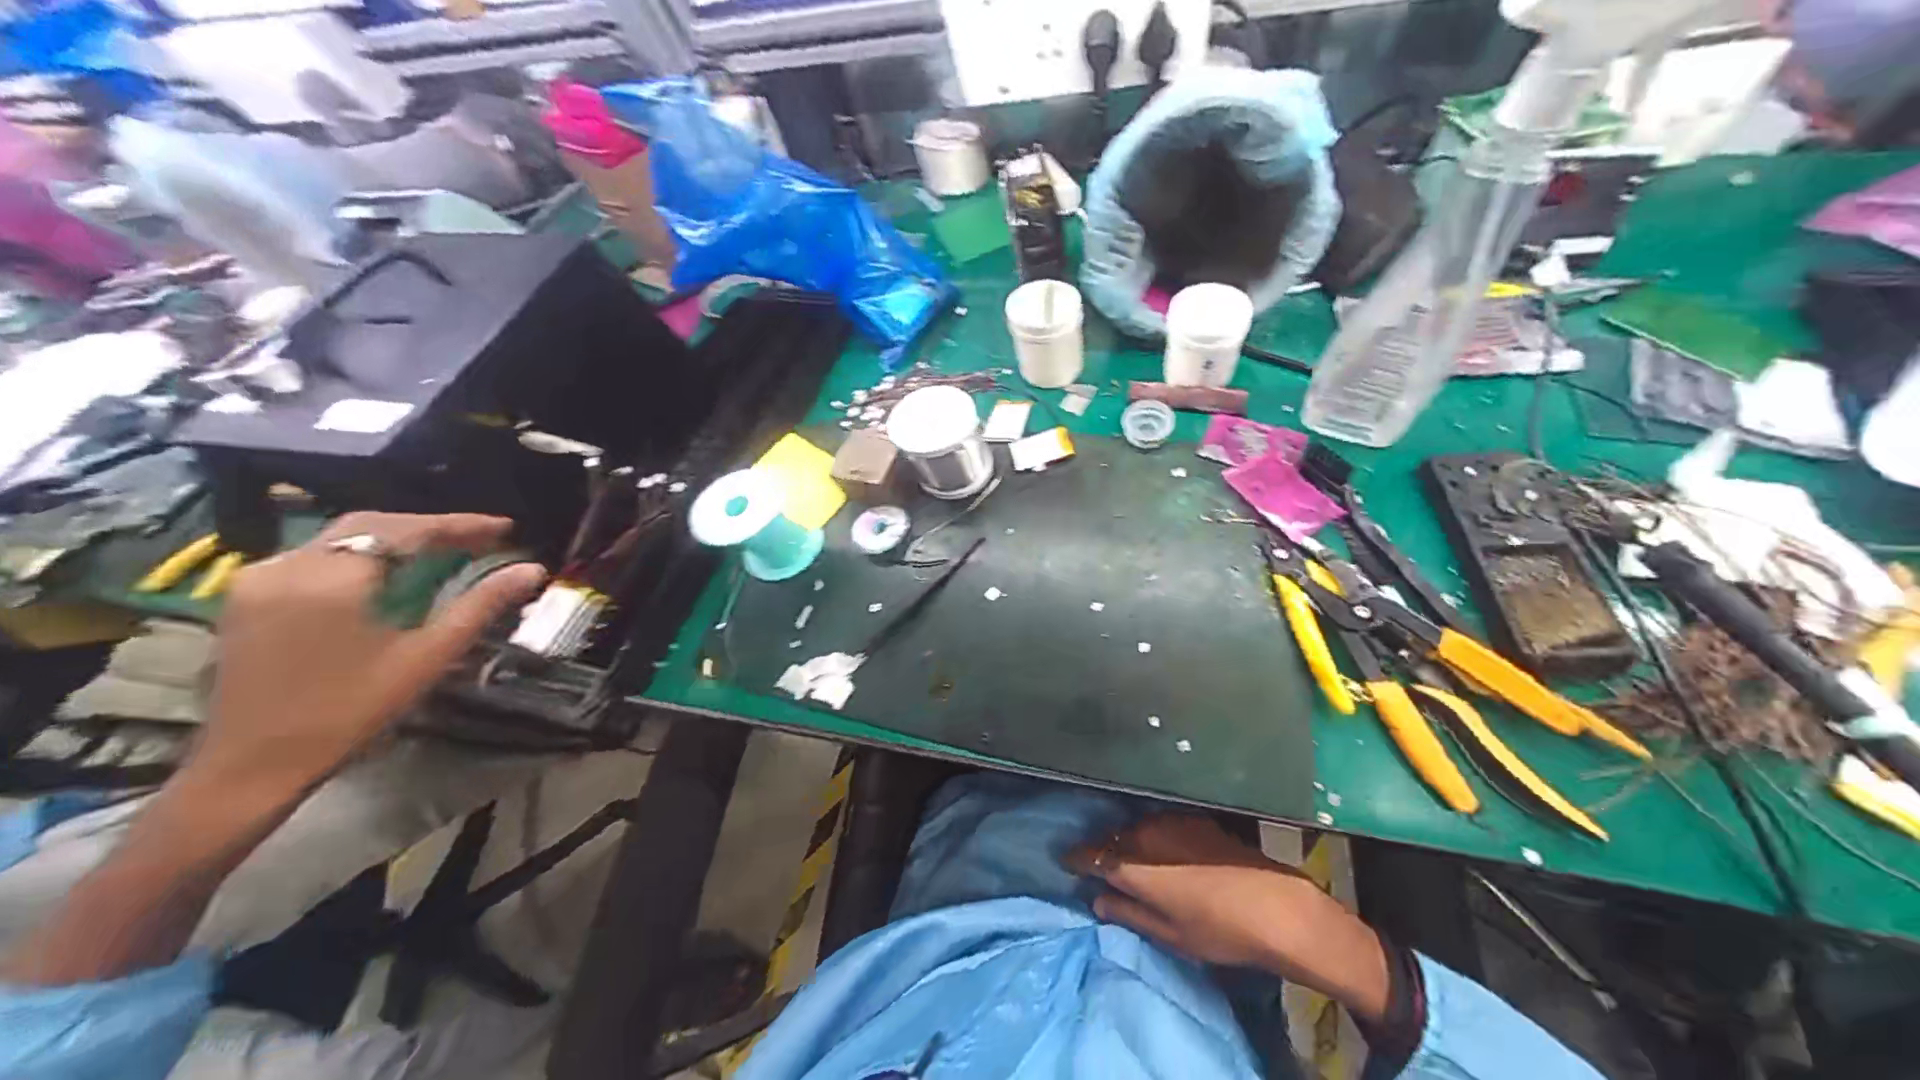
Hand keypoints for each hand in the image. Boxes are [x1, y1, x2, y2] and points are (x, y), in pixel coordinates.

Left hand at [194, 512, 545, 795]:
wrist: (254, 764)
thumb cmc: (351, 711)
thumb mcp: (427, 657)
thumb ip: (480, 605)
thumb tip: (532, 570)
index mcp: (334, 578)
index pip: (409, 530)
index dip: (461, 525)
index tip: (505, 527)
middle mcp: (290, 565)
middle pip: (374, 525)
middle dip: (430, 528)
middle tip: (481, 539)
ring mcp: (260, 578)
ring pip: (343, 537)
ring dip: (397, 539)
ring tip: (444, 551)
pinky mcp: (247, 595)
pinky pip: (317, 555)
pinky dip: (362, 554)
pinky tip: (388, 571)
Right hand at [1065, 814, 1391, 1022]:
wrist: (1277, 906)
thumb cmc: (1218, 929)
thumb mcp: (1169, 934)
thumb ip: (1128, 913)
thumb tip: (1097, 899)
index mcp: (1132, 864)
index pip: (1091, 855)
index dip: (1076, 859)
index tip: (1065, 862)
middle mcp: (1145, 834)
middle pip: (1111, 837)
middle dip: (1101, 849)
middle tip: (1097, 865)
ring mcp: (1171, 822)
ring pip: (1135, 827)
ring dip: (1126, 839)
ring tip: (1129, 856)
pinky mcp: (1194, 819)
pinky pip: (1158, 823)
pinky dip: (1150, 834)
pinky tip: (1162, 850)